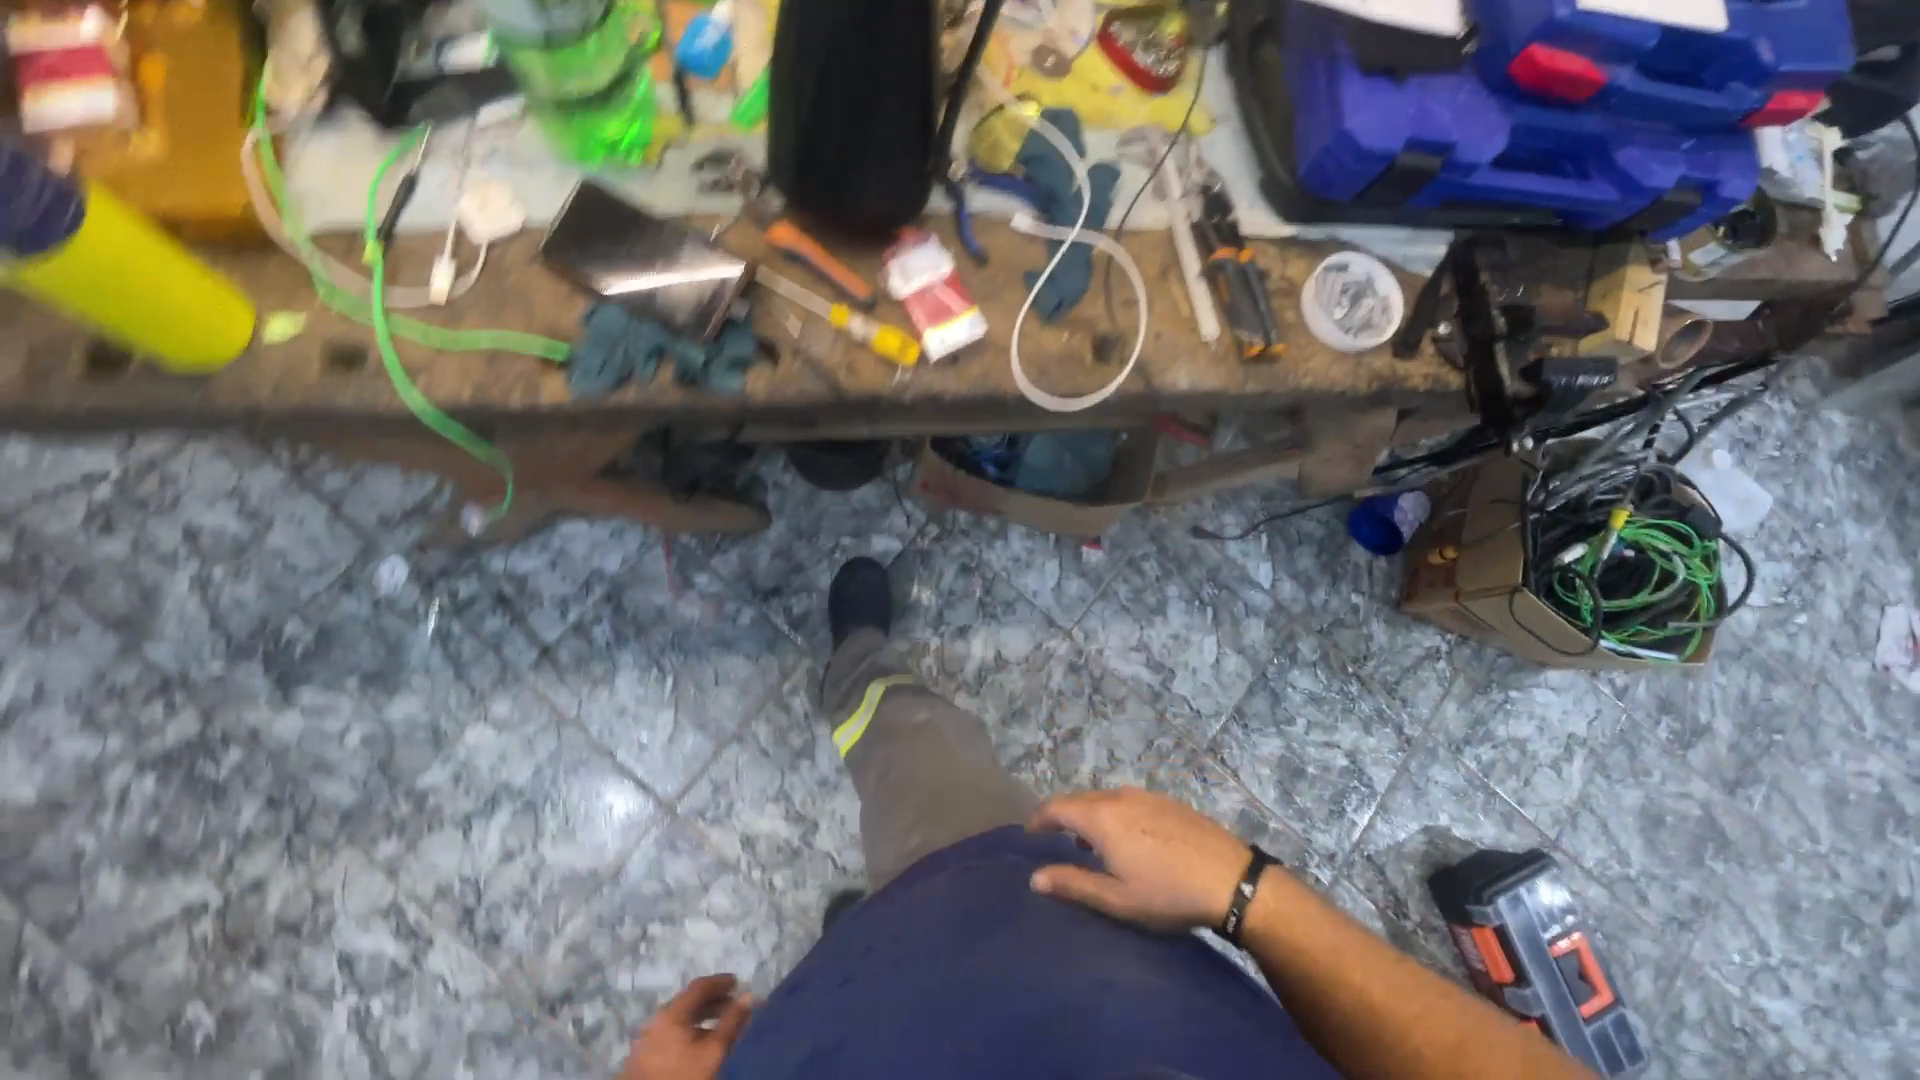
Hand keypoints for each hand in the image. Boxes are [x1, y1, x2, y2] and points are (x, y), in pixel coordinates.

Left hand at [618, 974, 754, 1079]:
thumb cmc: (683, 1076)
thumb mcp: (714, 1051)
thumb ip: (732, 1022)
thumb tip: (750, 996)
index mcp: (671, 1013)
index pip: (699, 987)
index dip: (720, 982)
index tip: (738, 983)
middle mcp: (656, 1019)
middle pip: (688, 1001)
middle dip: (713, 1000)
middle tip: (733, 1004)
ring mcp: (648, 1037)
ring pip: (679, 1017)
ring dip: (701, 1016)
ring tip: (720, 1025)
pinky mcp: (644, 1054)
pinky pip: (671, 1031)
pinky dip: (689, 1028)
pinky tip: (699, 1043)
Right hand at [1027, 787, 1255, 931]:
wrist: (1232, 880)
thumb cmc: (1168, 894)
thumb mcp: (1116, 898)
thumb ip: (1073, 884)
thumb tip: (1035, 877)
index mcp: (1101, 818)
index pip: (1056, 807)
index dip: (1039, 819)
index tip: (1030, 834)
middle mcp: (1120, 798)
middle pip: (1080, 799)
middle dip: (1063, 815)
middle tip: (1055, 839)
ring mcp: (1147, 796)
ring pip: (1106, 799)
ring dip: (1090, 815)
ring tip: (1089, 843)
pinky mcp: (1169, 802)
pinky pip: (1129, 801)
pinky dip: (1115, 813)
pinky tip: (1127, 838)